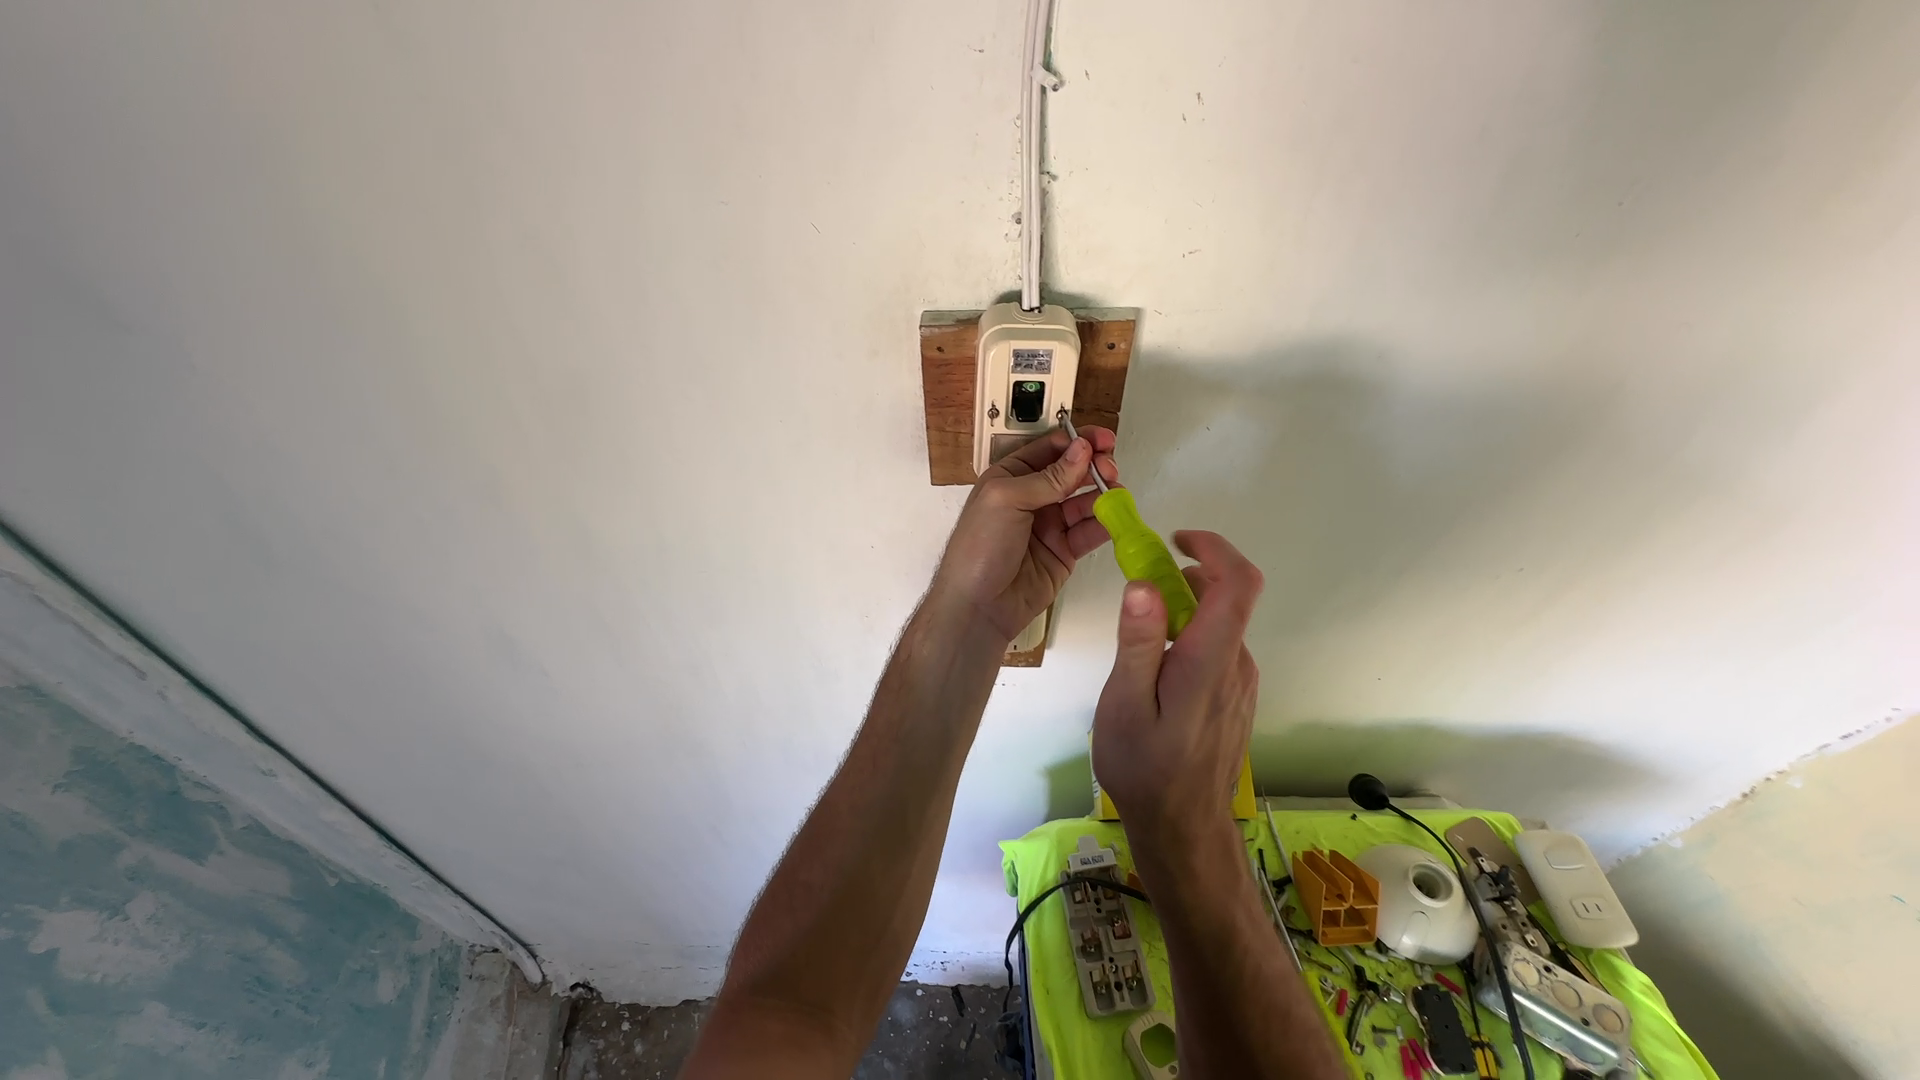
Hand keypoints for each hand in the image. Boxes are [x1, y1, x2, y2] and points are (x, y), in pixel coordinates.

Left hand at [928, 426, 1118, 641]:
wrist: (979, 606)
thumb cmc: (977, 550)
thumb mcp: (1006, 500)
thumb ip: (1048, 476)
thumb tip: (1080, 451)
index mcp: (1010, 478)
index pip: (1050, 450)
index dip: (1077, 442)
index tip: (1101, 440)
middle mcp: (1030, 499)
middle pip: (1072, 473)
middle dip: (1094, 466)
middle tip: (1109, 468)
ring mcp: (1048, 526)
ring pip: (1085, 501)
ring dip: (1103, 494)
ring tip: (1115, 493)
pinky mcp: (1063, 552)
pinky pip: (1089, 531)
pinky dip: (1105, 523)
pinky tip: (1113, 518)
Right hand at [1091, 531, 1263, 840]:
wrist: (1182, 828)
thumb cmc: (1144, 768)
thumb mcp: (1124, 704)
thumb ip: (1137, 643)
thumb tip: (1145, 584)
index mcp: (1209, 661)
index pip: (1237, 584)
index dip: (1214, 548)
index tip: (1176, 540)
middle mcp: (1236, 665)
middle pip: (1227, 599)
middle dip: (1185, 577)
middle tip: (1138, 589)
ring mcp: (1241, 683)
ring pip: (1219, 626)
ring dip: (1184, 611)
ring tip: (1138, 640)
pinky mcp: (1236, 698)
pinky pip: (1218, 651)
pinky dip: (1191, 638)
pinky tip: (1156, 673)